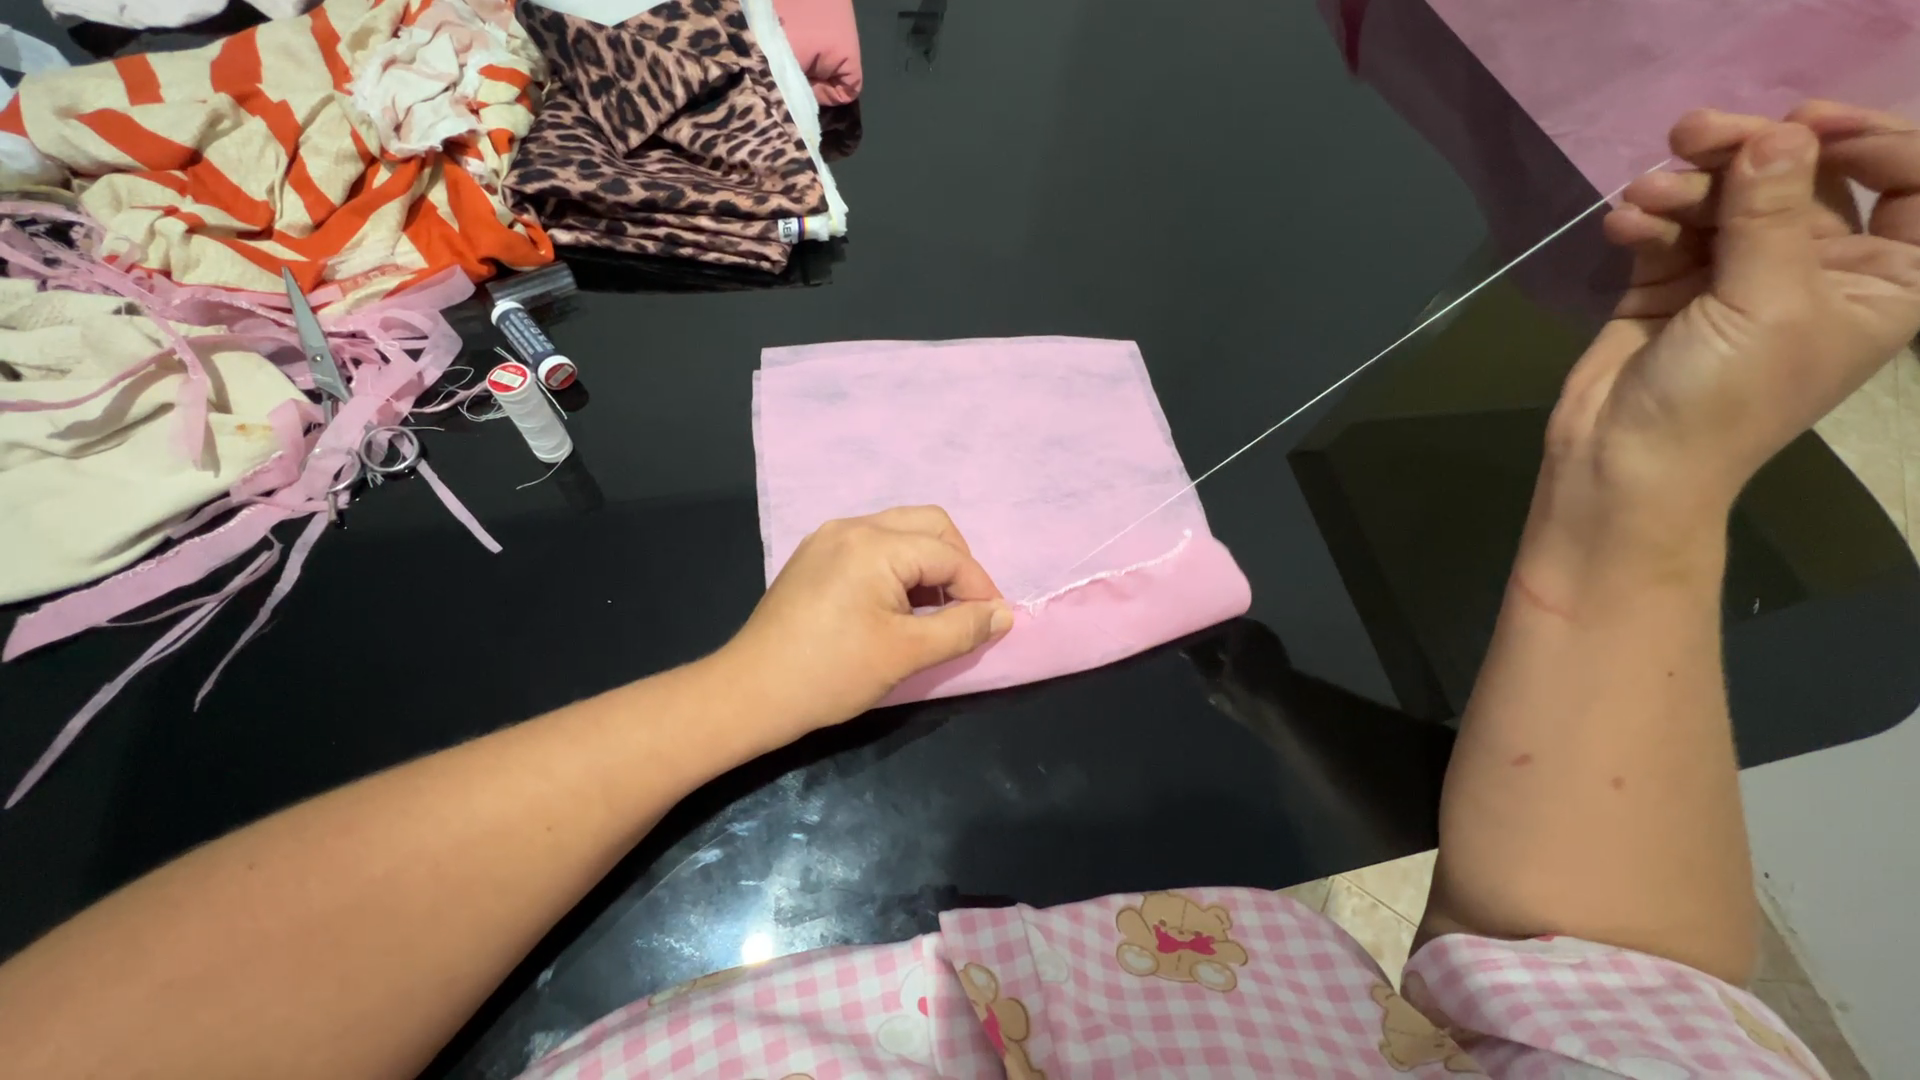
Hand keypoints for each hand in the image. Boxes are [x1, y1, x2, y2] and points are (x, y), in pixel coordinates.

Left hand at [716, 506, 1012, 739]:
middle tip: (965, 609)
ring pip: (900, 532)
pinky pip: (873, 545)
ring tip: (935, 612)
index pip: (947, 554)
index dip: (979, 587)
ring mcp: (828, 539)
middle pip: (928, 526)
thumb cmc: (831, 673)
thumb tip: (1004, 614)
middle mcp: (851, 527)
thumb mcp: (906, 653)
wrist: (751, 693)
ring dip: (928, 565)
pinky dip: (899, 567)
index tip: (993, 623)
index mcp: (874, 544)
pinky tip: (899, 606)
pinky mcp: (815, 557)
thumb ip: (962, 629)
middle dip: (957, 564)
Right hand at [1556, 102, 1919, 519]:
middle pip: (1801, 181)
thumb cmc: (1722, 398)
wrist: (1621, 461)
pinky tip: (1622, 225)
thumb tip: (1773, 132)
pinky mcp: (1665, 290)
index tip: (1798, 125)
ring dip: (1684, 190)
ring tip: (1643, 194)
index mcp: (1883, 280)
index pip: (1914, 181)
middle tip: (1694, 133)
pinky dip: (1645, 224)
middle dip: (1750, 153)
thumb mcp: (1767, 302)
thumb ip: (1774, 213)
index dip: (1869, 140)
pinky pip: (1666, 235)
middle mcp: (1813, 271)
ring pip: (1724, 203)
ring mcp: (1733, 279)